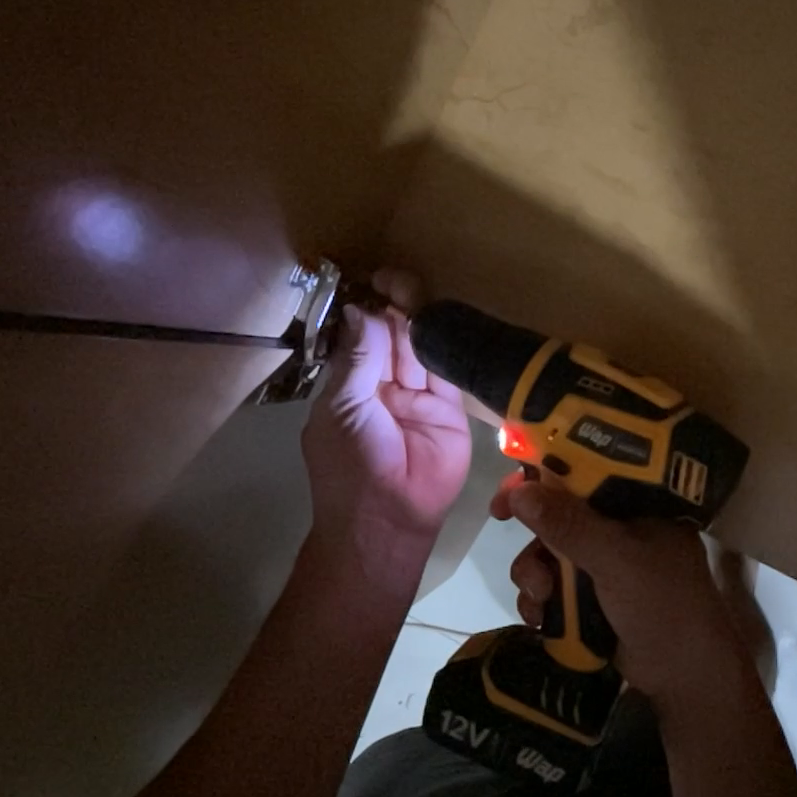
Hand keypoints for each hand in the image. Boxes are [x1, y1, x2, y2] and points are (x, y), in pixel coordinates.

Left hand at [302, 273, 470, 559]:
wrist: (388, 518)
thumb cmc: (351, 464)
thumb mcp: (343, 406)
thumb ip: (359, 359)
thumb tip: (363, 310)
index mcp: (354, 386)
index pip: (367, 339)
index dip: (373, 311)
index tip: (377, 280)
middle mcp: (388, 388)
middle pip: (398, 340)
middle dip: (397, 309)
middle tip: (398, 279)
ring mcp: (422, 399)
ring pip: (424, 352)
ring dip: (421, 323)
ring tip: (418, 290)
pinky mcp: (452, 412)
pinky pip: (451, 374)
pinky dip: (449, 347)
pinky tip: (447, 321)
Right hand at [490, 475, 751, 697]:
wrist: (684, 676)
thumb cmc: (662, 604)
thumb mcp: (615, 559)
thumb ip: (568, 525)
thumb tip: (520, 492)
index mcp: (639, 506)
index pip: (588, 474)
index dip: (548, 474)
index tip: (514, 485)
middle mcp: (621, 527)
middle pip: (562, 511)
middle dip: (535, 528)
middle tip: (501, 521)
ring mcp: (605, 563)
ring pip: (551, 550)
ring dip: (534, 571)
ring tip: (540, 597)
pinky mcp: (592, 596)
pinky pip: (553, 584)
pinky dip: (540, 598)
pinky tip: (539, 617)